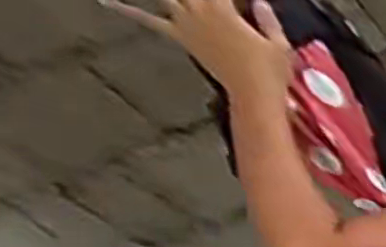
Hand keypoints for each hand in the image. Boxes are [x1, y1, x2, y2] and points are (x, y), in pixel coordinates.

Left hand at [104, 0, 292, 101]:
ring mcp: (184, 22)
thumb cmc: (271, 74)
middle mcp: (197, 9)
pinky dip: (126, 10)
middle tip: (206, 1)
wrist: (255, 98)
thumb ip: (268, 21)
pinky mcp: (181, 37)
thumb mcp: (279, 47)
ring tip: (177, 0)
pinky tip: (106, 2)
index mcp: (221, 8)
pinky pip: (148, 21)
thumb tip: (260, 3)